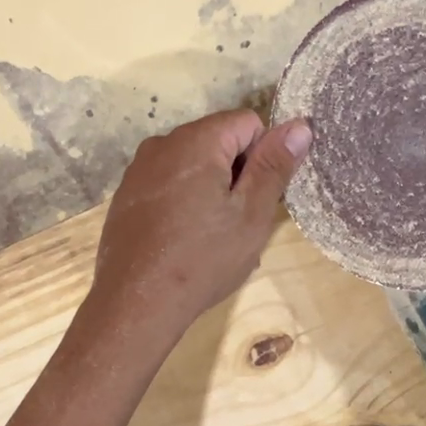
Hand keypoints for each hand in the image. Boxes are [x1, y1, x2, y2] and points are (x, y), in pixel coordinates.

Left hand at [88, 109, 311, 339]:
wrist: (137, 303)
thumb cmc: (203, 259)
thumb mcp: (251, 215)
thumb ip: (274, 166)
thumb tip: (300, 125)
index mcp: (196, 141)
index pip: (248, 122)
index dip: (263, 157)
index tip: (258, 198)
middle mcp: (162, 144)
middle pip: (217, 142)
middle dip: (236, 174)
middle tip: (239, 224)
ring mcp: (138, 171)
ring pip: (192, 166)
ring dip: (211, 192)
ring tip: (212, 239)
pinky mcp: (126, 197)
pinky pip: (167, 186)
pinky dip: (183, 205)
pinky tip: (184, 243)